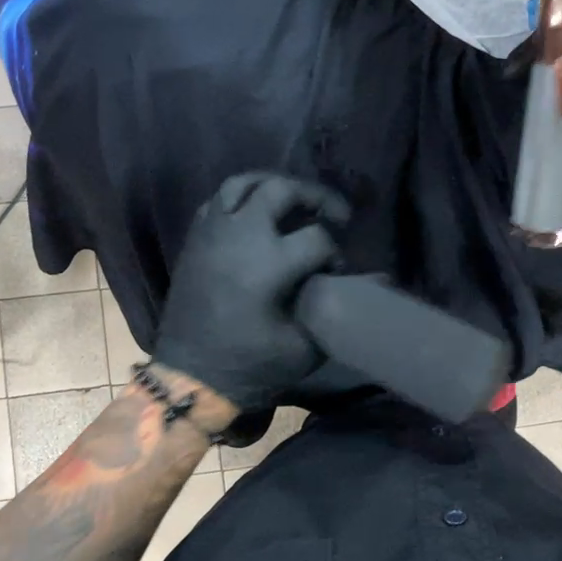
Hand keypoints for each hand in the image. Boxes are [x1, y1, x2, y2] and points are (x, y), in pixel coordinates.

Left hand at [151, 173, 349, 413]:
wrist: (191, 377)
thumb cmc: (251, 366)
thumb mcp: (305, 347)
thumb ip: (336, 308)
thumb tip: (369, 281)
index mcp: (269, 264)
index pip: (317, 237)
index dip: (336, 252)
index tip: (338, 271)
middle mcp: (240, 236)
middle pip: (281, 190)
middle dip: (315, 197)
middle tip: (334, 214)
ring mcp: (212, 233)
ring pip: (243, 183)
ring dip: (273, 186)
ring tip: (294, 201)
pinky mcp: (195, 240)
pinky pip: (218, 201)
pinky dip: (242, 200)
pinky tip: (257, 217)